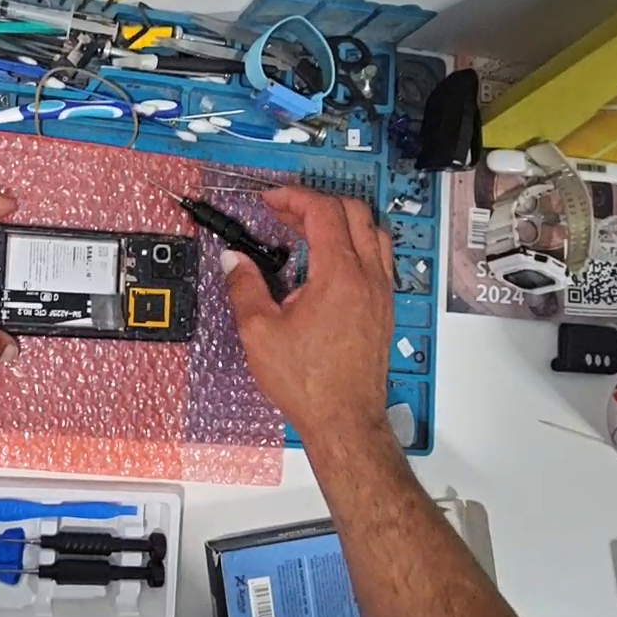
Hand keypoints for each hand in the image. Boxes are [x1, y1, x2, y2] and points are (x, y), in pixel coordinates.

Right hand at [222, 186, 394, 441]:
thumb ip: (244, 287)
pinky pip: (378, 257)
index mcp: (338, 276)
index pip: (323, 212)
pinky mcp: (383, 308)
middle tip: (283, 212)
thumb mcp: (259, 331)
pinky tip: (328, 263)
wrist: (343, 419)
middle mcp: (367, 278)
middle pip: (353, 212)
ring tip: (307, 230)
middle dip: (314, 203)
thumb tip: (233, 260)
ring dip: (340, 220)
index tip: (270, 201)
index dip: (293, 197)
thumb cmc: (309, 382)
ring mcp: (381, 293)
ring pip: (372, 231)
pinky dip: (353, 244)